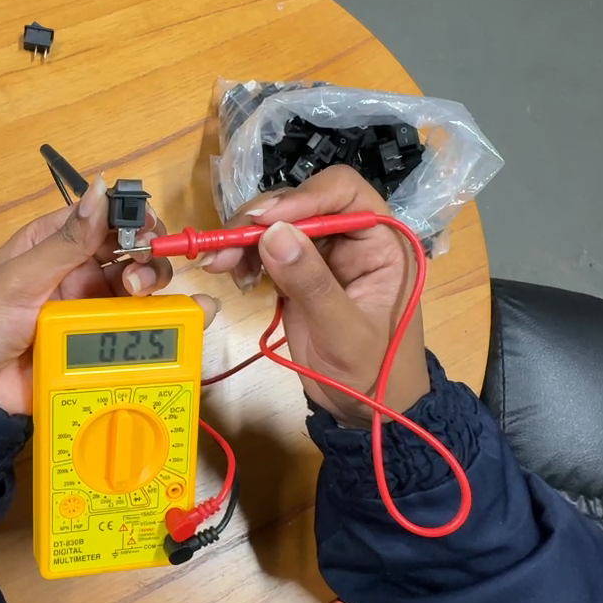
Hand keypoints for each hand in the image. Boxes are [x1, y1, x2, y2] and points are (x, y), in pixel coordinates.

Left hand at [0, 179, 214, 414]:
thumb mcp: (19, 278)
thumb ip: (65, 241)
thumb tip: (101, 188)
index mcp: (53, 243)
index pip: (103, 217)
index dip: (131, 216)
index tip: (148, 226)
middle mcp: (78, 271)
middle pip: (131, 250)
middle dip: (146, 252)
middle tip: (138, 270)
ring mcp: (91, 307)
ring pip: (140, 287)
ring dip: (152, 283)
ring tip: (139, 293)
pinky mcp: (99, 343)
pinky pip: (137, 327)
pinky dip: (165, 320)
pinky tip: (187, 317)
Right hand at [201, 166, 428, 421]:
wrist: (364, 410)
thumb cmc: (372, 372)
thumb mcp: (344, 331)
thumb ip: (311, 282)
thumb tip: (272, 232)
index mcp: (381, 243)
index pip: (343, 192)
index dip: (303, 197)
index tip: (265, 220)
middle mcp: (351, 238)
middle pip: (300, 202)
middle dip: (260, 219)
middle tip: (226, 245)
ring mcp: (321, 254)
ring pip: (275, 223)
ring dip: (243, 238)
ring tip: (221, 265)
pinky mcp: (296, 271)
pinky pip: (264, 248)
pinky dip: (243, 256)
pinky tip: (234, 276)